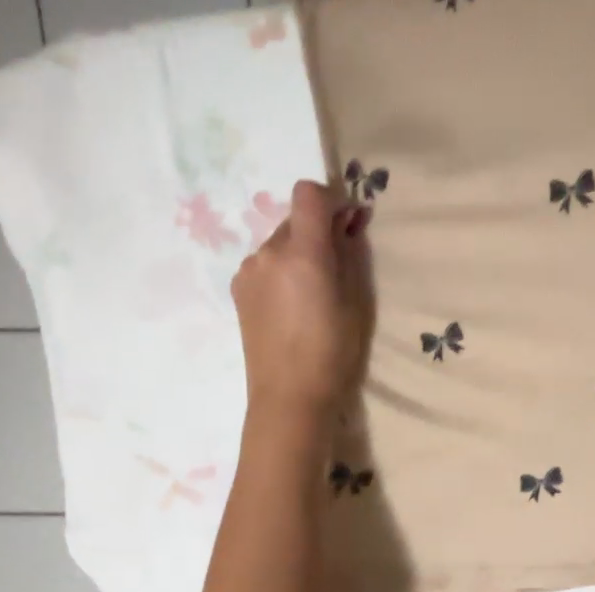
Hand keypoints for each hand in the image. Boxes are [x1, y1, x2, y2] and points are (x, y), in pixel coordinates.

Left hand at [231, 180, 372, 418]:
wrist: (289, 396)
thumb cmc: (333, 354)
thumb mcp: (356, 304)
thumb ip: (350, 256)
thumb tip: (348, 225)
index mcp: (302, 253)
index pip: (308, 193)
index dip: (331, 199)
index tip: (348, 223)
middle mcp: (268, 252)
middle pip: (295, 220)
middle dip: (318, 232)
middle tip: (339, 266)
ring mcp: (248, 270)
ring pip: (279, 243)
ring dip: (299, 254)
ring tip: (315, 295)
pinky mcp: (238, 289)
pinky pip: (265, 265)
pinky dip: (282, 272)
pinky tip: (293, 308)